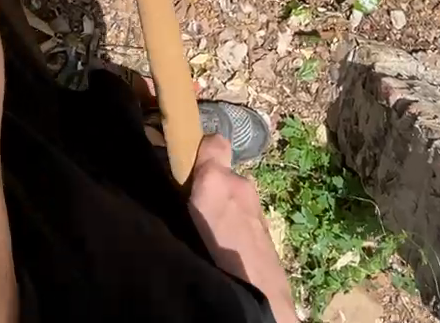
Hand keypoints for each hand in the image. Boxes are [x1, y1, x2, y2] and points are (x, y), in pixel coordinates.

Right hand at [186, 134, 299, 322]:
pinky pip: (244, 216)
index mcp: (216, 178)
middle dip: (208, 185)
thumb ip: (180, 195)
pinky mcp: (268, 229)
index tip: (184, 164)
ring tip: (206, 234)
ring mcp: (258, 207)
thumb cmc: (215, 256)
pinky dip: (235, 224)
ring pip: (233, 196)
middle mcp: (241, 184)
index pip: (213, 141)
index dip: (201, 150)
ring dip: (223, 208)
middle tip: (189, 208)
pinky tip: (224, 249)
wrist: (262, 299)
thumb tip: (170, 183)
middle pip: (221, 173)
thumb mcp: (184, 219)